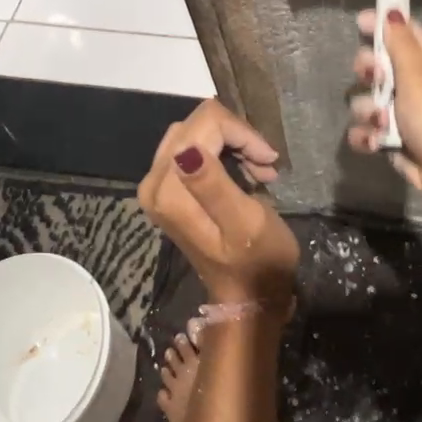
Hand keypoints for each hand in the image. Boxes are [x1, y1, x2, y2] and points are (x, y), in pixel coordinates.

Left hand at [138, 100, 298, 304]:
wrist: (247, 297)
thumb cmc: (257, 262)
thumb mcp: (244, 223)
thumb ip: (213, 185)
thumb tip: (189, 151)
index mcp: (169, 189)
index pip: (204, 124)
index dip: (241, 134)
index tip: (268, 160)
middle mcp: (154, 181)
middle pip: (197, 124)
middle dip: (237, 137)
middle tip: (266, 165)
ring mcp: (158, 184)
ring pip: (197, 131)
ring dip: (233, 144)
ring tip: (261, 170)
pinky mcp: (169, 187)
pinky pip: (194, 146)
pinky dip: (224, 152)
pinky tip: (247, 171)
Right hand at [346, 9, 421, 200]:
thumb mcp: (417, 75)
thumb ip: (400, 43)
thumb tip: (392, 11)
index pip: (401, 31)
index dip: (381, 24)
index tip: (360, 22)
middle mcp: (411, 82)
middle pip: (376, 63)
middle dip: (368, 71)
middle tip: (376, 78)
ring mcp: (398, 110)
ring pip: (364, 97)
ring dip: (368, 110)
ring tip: (382, 122)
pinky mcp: (388, 135)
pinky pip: (364, 128)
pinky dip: (366, 135)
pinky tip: (375, 141)